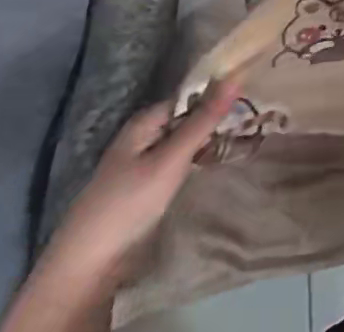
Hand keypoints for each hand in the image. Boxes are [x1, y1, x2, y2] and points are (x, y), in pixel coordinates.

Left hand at [35, 82, 237, 285]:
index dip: (217, 95)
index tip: (252, 97)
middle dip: (216, 120)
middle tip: (255, 119)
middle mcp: (143, 138)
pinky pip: (180, 164)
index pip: (189, 97)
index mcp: (144, 123)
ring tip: (246, 138)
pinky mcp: (146, 188)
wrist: (88, 265)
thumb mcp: (172, 158)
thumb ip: (203, 120)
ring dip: (210, 142)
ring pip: (185, 143)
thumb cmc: (129, 203)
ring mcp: (143, 164)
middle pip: (187, 119)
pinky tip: (219, 164)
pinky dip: (199, 161)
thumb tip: (234, 77)